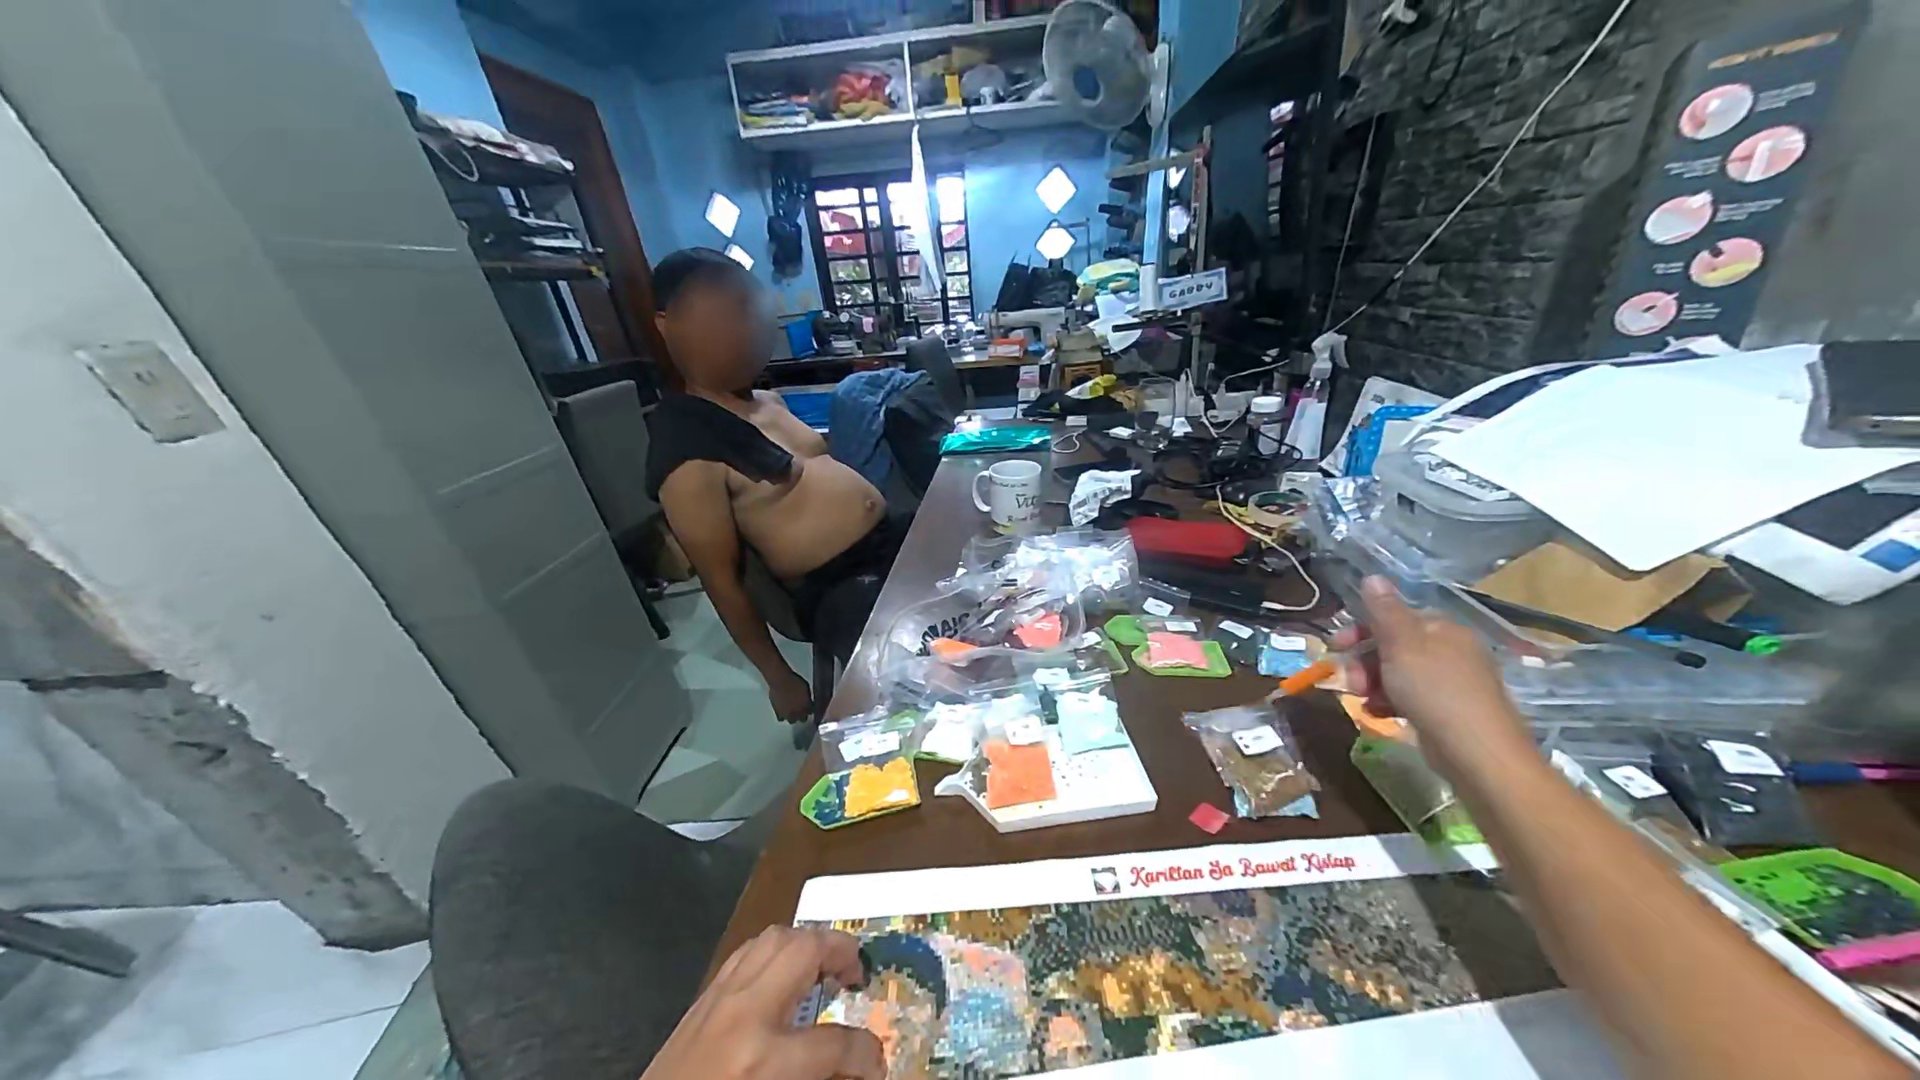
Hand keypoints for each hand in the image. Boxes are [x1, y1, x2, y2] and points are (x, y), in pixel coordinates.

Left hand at [642, 926, 883, 1079]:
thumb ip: (816, 1075)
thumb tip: (852, 1066)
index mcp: (765, 1063)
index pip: (834, 1045)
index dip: (865, 1053)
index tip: (875, 1061)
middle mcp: (744, 1016)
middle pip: (804, 951)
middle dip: (839, 953)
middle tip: (853, 975)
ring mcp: (719, 1000)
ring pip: (774, 938)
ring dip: (807, 943)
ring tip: (823, 965)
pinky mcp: (701, 999)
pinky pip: (746, 952)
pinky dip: (774, 950)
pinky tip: (782, 971)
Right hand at [768, 669, 813, 724]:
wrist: (780, 681)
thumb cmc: (794, 681)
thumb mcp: (806, 687)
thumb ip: (808, 697)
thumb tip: (808, 701)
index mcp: (806, 706)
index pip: (811, 712)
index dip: (810, 709)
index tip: (810, 707)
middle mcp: (798, 713)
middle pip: (803, 719)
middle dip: (803, 715)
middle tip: (801, 709)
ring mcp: (787, 714)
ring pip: (792, 720)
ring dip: (793, 716)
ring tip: (792, 711)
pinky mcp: (777, 713)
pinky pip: (781, 718)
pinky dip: (783, 716)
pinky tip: (784, 710)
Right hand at [1334, 577, 1532, 777]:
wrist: (1476, 751)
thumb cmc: (1434, 689)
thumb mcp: (1401, 644)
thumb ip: (1384, 611)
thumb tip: (1373, 577)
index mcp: (1443, 629)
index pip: (1395, 618)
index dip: (1362, 630)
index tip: (1336, 646)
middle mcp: (1451, 651)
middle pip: (1394, 646)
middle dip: (1364, 661)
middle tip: (1347, 679)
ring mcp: (1452, 682)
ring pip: (1398, 673)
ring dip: (1372, 683)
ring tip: (1361, 698)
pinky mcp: (1448, 711)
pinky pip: (1409, 697)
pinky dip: (1389, 702)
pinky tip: (1379, 713)